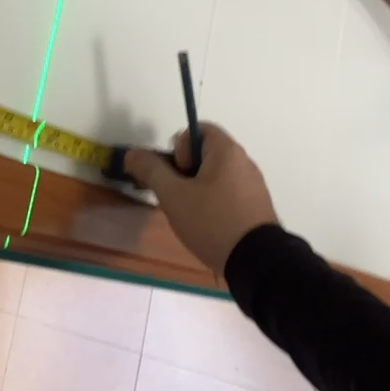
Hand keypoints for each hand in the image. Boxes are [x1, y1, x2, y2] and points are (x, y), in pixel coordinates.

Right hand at [125, 124, 278, 277]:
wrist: (256, 262)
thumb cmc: (212, 221)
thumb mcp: (173, 196)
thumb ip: (151, 170)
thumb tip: (132, 154)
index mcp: (227, 151)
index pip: (197, 129)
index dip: (179, 147)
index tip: (176, 174)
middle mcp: (244, 161)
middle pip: (205, 153)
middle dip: (183, 171)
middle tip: (176, 196)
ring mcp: (253, 185)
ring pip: (215, 175)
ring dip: (196, 188)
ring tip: (189, 214)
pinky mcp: (257, 205)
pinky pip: (228, 192)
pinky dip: (213, 201)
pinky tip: (206, 225)